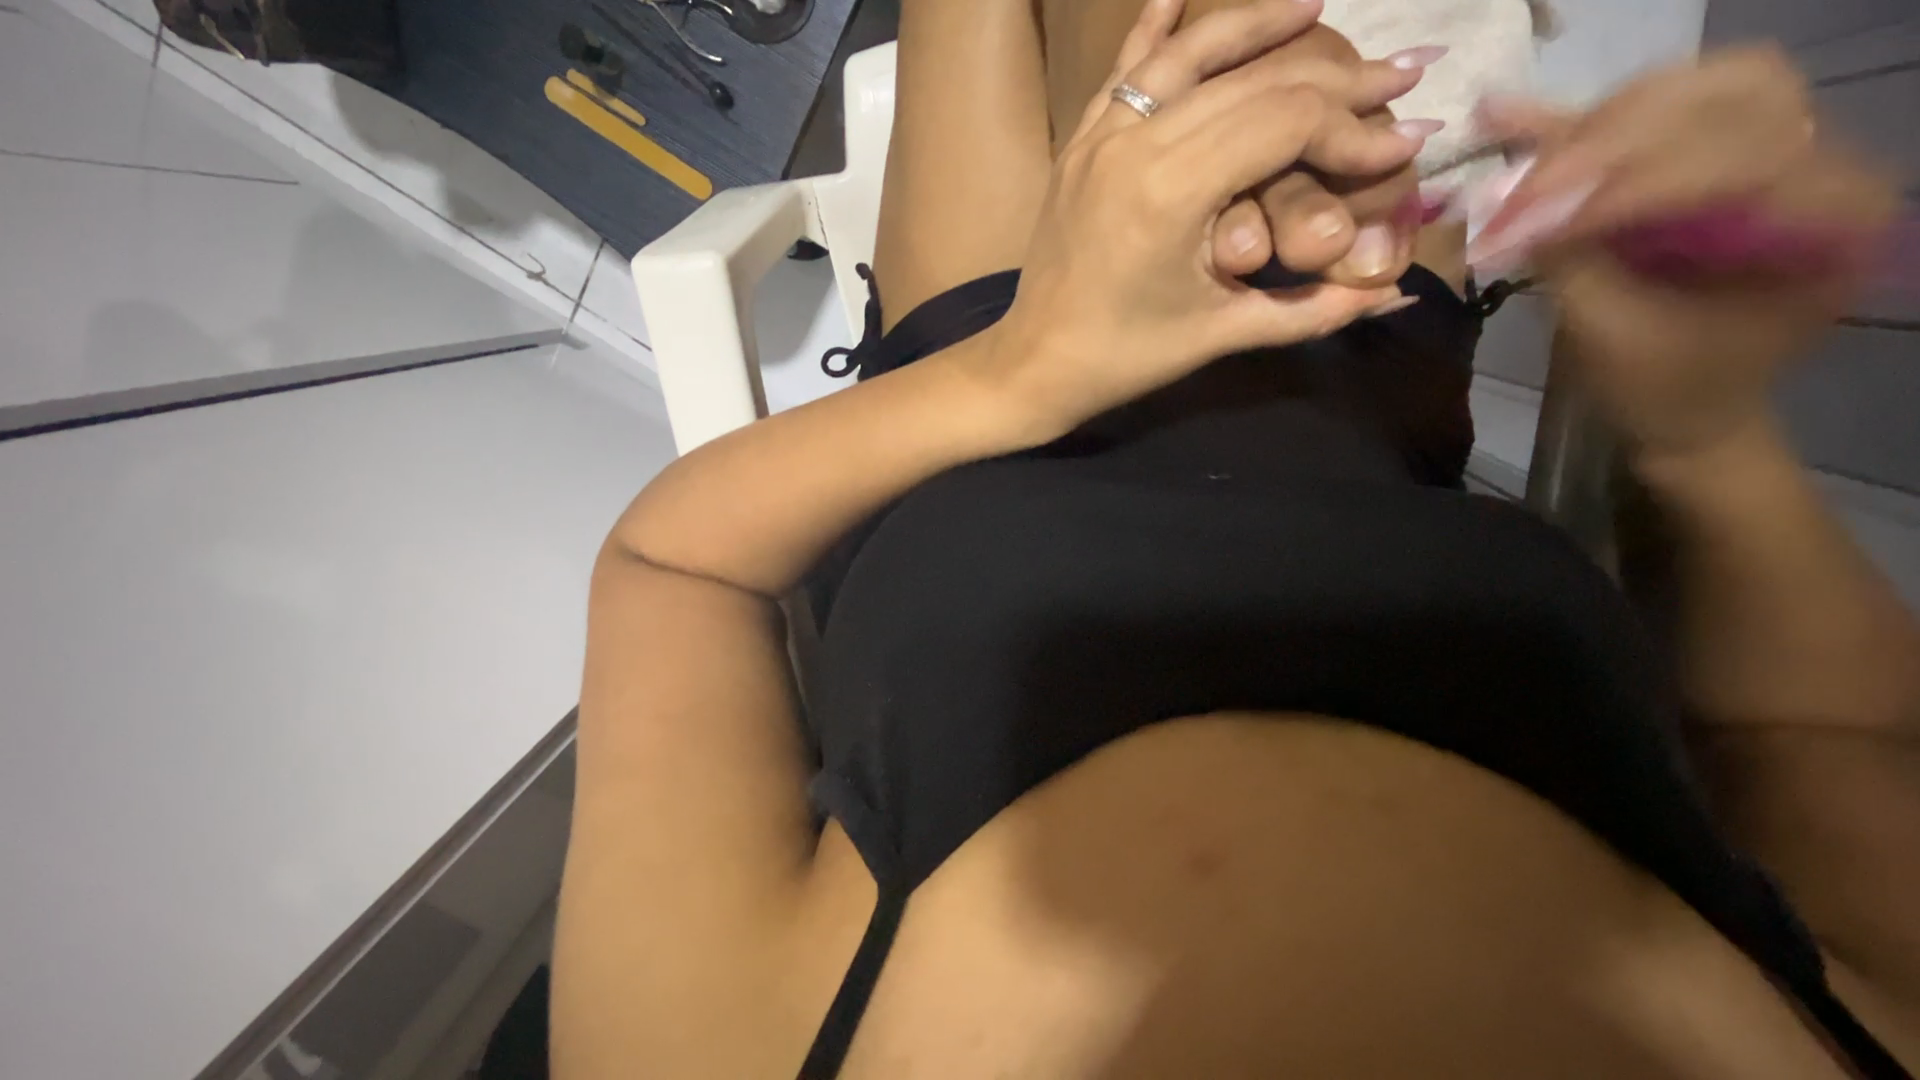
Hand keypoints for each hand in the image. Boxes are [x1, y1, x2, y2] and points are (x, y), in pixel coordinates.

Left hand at [976, 0, 1421, 439]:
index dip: (1353, 130)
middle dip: (1332, 78)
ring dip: (1256, 25)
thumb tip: (1391, 291)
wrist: (1033, 365)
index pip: (1285, 124)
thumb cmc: (1124, 359)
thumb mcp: (1220, 335)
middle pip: (1252, 82)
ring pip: (1188, 55)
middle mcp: (1133, 144)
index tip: (1404, 142)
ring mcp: (1099, 136)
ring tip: (1315, 5)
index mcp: (1170, 193)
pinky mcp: (1079, 142)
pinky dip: (1155, 29)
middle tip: (1394, 76)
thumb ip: (1309, 309)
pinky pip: (1122, 70)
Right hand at [1472, 47, 1899, 460]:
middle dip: (1607, 141)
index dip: (1618, 190)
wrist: (1694, 408)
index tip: (1527, 229)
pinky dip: (1575, 122)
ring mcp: (1767, 151)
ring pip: (1684, 91)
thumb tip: (1508, 215)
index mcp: (1830, 219)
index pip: (1731, 163)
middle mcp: (1819, 162)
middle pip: (1718, 97)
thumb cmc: (1667, 389)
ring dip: (1591, 128)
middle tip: (1527, 194)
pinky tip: (1500, 115)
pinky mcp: (1711, 155)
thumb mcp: (1617, 340)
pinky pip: (1647, 118)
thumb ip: (1573, 267)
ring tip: (1519, 172)